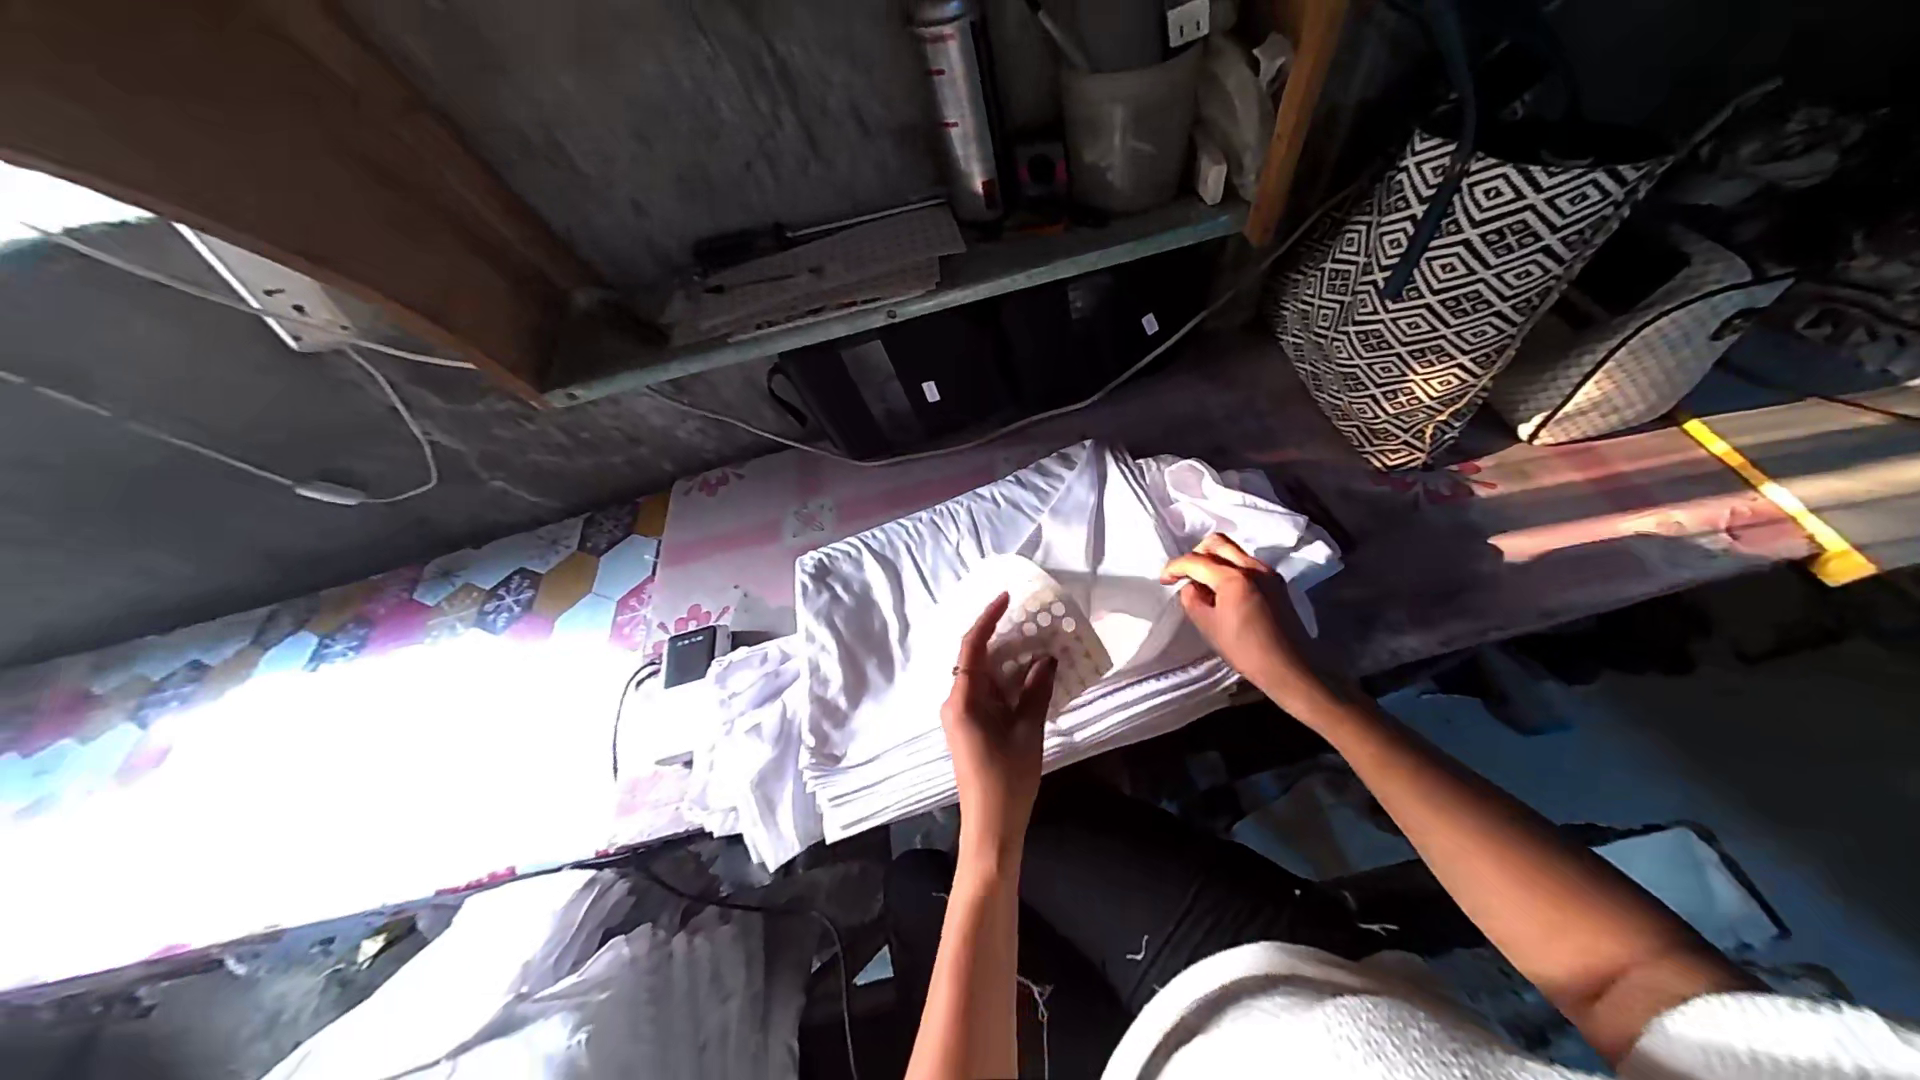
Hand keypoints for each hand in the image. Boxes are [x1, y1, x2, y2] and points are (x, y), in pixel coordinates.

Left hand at [942, 592, 1056, 862]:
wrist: (991, 827)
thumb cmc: (1007, 779)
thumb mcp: (1028, 731)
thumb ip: (1036, 691)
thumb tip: (1047, 658)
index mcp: (963, 699)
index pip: (972, 646)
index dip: (988, 618)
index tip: (1007, 597)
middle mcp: (955, 702)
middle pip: (975, 659)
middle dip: (1002, 637)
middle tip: (1031, 620)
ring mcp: (961, 716)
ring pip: (982, 676)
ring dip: (1007, 660)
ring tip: (1036, 642)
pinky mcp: (970, 727)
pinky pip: (986, 693)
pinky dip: (1006, 681)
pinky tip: (1029, 676)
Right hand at [1160, 533, 1339, 710]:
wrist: (1287, 668)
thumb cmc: (1244, 650)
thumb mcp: (1207, 626)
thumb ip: (1191, 599)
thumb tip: (1191, 586)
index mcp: (1234, 578)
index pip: (1195, 561)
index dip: (1174, 567)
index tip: (1164, 579)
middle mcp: (1253, 567)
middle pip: (1217, 543)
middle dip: (1195, 554)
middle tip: (1185, 574)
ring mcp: (1268, 573)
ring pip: (1234, 551)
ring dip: (1214, 560)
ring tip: (1204, 585)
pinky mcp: (1277, 583)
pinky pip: (1247, 563)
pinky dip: (1230, 569)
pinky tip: (1225, 592)